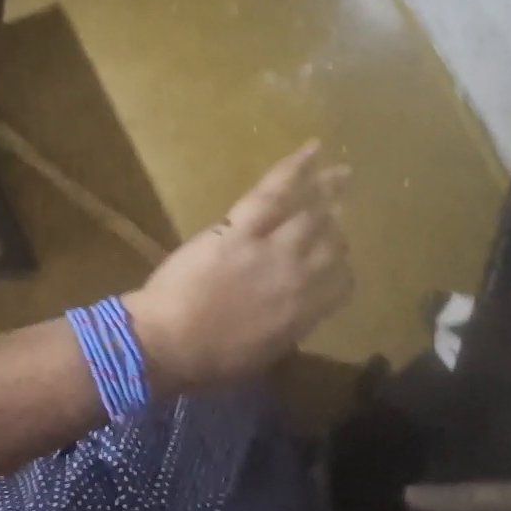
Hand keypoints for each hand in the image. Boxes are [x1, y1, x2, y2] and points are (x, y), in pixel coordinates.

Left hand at [126, 141, 352, 392]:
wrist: (167, 344)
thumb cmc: (209, 361)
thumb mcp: (262, 355)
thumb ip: (287, 328)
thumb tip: (295, 310)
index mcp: (304, 315)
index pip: (342, 285)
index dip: (342, 270)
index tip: (338, 262)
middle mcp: (300, 279)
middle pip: (332, 244)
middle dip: (337, 230)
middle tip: (337, 214)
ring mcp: (272, 249)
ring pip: (312, 214)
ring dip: (329, 191)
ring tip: (343, 173)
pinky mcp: (241, 229)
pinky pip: (274, 193)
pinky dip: (295, 168)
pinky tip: (314, 149)